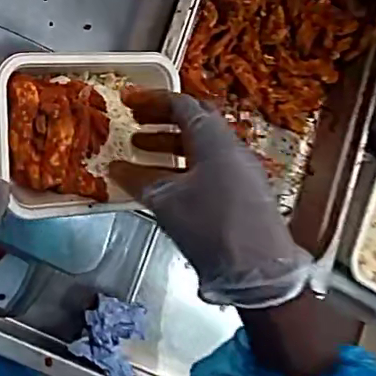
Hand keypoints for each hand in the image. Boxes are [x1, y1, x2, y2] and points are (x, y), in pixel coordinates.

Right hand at [110, 91, 313, 308]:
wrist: (259, 275)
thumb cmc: (211, 226)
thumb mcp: (165, 200)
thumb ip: (137, 179)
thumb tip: (116, 167)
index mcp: (214, 141)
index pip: (182, 105)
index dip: (151, 100)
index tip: (127, 100)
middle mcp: (230, 150)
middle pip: (193, 121)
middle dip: (160, 118)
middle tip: (134, 119)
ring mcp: (239, 173)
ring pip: (199, 145)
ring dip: (167, 142)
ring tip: (139, 148)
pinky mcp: (242, 195)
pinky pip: (206, 165)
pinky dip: (179, 164)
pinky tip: (160, 180)